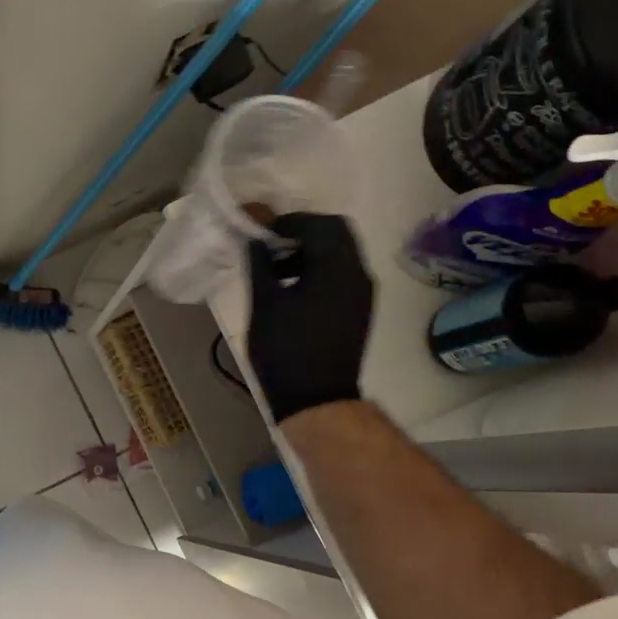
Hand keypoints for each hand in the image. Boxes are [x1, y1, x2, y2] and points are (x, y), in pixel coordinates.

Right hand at [246, 213, 374, 422]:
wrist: (315, 397)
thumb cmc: (284, 349)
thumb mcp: (264, 304)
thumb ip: (259, 264)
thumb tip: (254, 239)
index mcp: (336, 266)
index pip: (318, 223)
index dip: (287, 221)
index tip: (261, 231)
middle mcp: (358, 272)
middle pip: (336, 233)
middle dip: (303, 232)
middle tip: (272, 245)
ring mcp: (363, 292)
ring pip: (341, 253)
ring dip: (312, 251)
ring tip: (278, 270)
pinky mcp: (360, 309)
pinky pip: (343, 274)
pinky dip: (320, 270)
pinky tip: (295, 290)